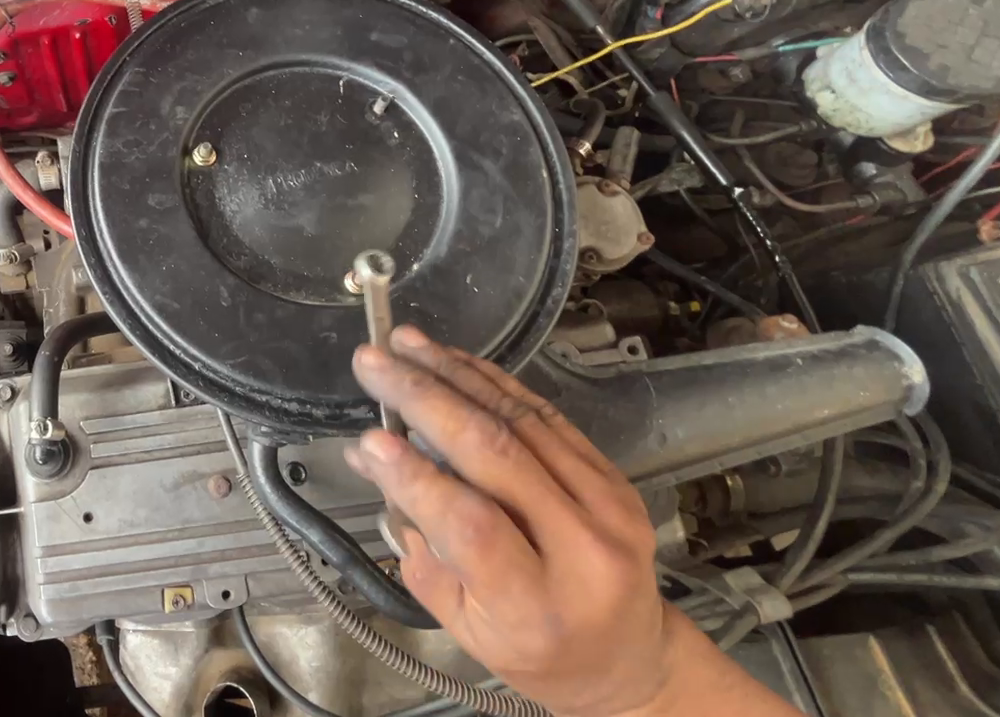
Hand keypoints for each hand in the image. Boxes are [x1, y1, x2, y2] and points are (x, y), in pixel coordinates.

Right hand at [342, 326, 764, 716]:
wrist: (630, 657)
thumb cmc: (534, 651)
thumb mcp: (461, 621)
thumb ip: (415, 540)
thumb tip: (369, 458)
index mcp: (538, 605)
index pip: (471, 525)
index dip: (416, 477)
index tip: (369, 438)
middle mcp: (582, 549)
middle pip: (496, 453)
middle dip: (424, 398)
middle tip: (372, 364)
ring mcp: (605, 503)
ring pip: (517, 418)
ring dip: (451, 372)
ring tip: (402, 343)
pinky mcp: (610, 474)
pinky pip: (542, 412)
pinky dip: (489, 378)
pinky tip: (449, 357)